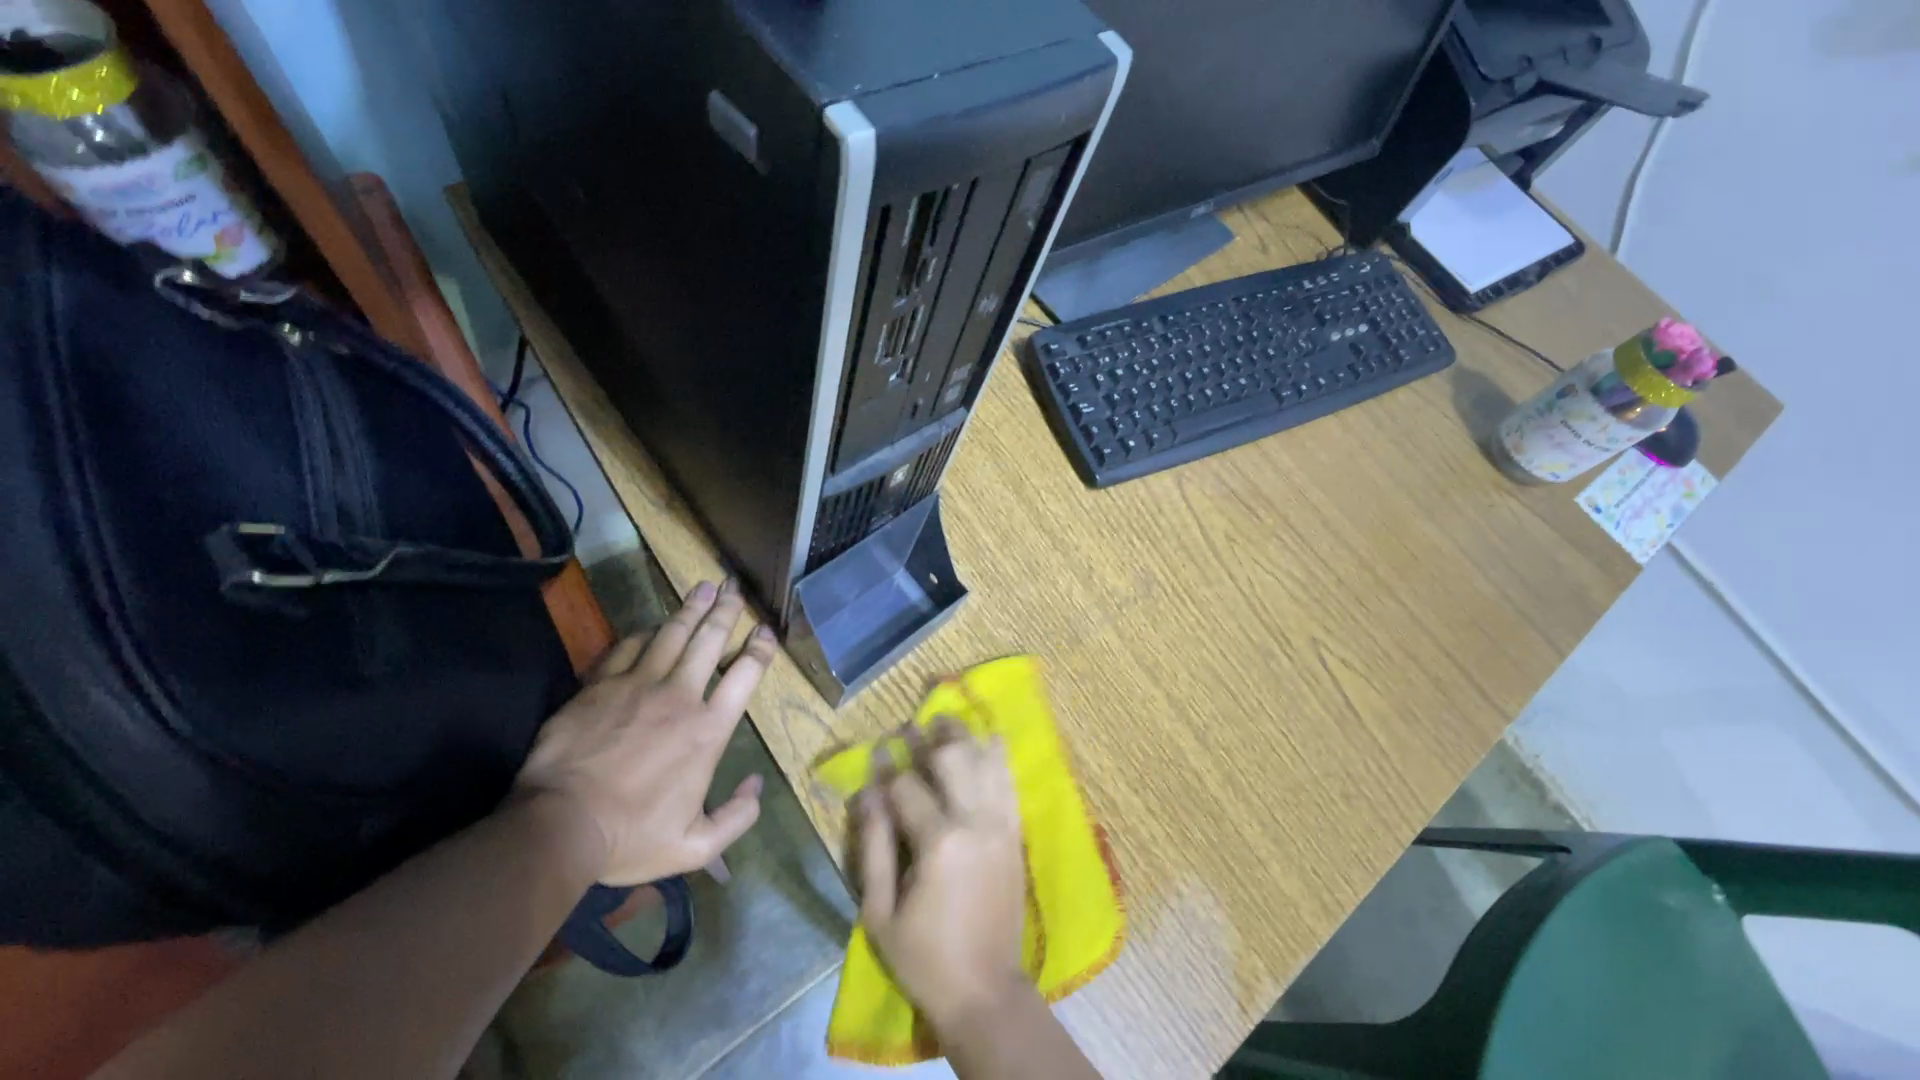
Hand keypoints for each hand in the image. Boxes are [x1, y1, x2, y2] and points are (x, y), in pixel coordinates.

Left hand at [514, 578, 775, 885]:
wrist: (560, 825)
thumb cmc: (631, 837)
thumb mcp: (696, 846)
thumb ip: (737, 817)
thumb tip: (756, 785)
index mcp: (708, 731)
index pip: (744, 676)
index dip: (760, 648)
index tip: (766, 629)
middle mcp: (679, 697)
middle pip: (709, 641)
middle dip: (726, 611)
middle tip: (733, 587)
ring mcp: (636, 686)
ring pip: (671, 635)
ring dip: (690, 609)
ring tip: (702, 587)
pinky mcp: (599, 686)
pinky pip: (626, 647)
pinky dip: (643, 633)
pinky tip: (649, 627)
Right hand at [857, 718, 1027, 1030]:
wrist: (984, 990)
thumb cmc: (923, 957)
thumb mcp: (879, 911)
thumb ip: (873, 846)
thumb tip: (865, 793)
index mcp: (937, 843)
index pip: (906, 786)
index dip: (885, 768)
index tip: (875, 750)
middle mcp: (975, 823)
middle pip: (952, 758)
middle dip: (927, 737)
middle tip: (909, 726)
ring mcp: (1002, 827)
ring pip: (986, 762)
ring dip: (964, 737)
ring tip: (944, 722)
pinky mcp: (1016, 836)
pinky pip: (1010, 783)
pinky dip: (998, 758)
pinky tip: (988, 739)